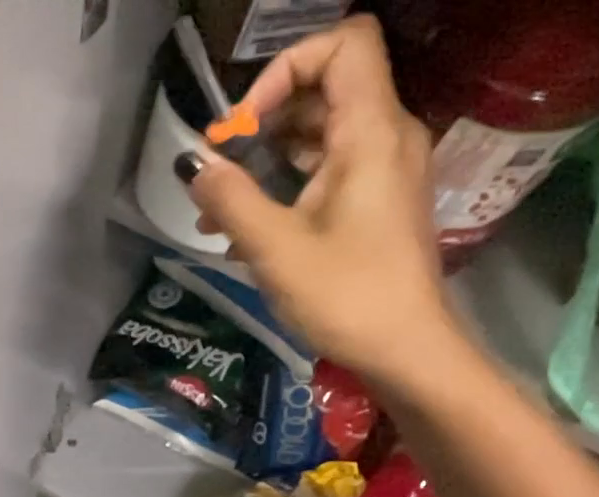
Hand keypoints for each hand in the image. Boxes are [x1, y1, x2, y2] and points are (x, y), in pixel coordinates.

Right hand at [184, 16, 461, 385]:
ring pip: (317, 134)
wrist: (404, 349)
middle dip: (262, 120)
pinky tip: (241, 230)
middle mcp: (384, 138)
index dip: (285, 68)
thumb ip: (229, 198)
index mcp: (371, 133)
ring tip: (216, 208)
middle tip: (217, 167)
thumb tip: (193, 165)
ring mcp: (380, 170)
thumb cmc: (345, 295)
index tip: (243, 124)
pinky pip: (323, 171)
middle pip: (322, 89)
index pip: (342, 45)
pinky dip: (281, 186)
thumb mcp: (274, 248)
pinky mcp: (372, 201)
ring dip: (263, 161)